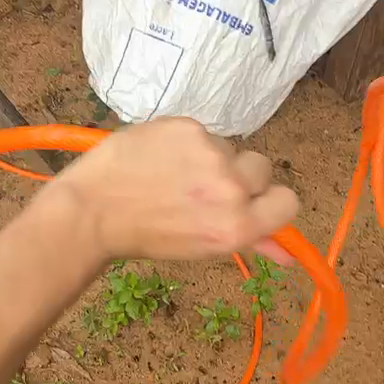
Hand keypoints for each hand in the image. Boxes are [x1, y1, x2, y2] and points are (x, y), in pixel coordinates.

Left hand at [45, 117, 298, 263]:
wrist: (92, 210)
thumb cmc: (147, 235)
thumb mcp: (204, 248)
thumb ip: (252, 243)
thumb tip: (290, 256)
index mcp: (238, 226)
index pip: (288, 201)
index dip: (269, 200)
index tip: (249, 202)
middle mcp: (231, 189)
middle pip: (261, 169)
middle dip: (238, 176)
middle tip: (201, 189)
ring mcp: (210, 153)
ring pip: (229, 148)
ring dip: (210, 158)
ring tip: (173, 173)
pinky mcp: (187, 127)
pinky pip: (202, 132)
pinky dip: (184, 142)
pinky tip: (159, 157)